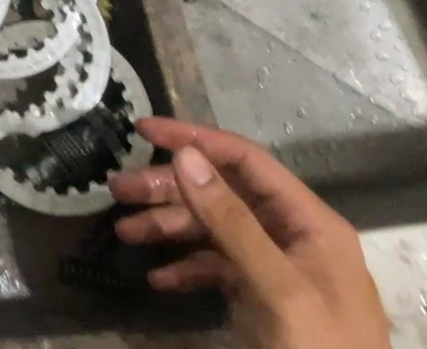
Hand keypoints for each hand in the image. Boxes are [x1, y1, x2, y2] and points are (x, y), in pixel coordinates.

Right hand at [109, 118, 390, 348]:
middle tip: (118, 189)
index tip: (141, 129)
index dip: (193, 139)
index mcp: (309, 222)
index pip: (245, 160)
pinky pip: (215, 266)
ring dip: (167, 226)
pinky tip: (158, 277)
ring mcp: (276, 266)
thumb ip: (231, 221)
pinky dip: (184, 267)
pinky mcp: (261, 296)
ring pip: (211, 228)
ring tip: (125, 232)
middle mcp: (292, 235)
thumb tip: (185, 156)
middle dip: (167, 189)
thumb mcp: (277, 288)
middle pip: (220, 192)